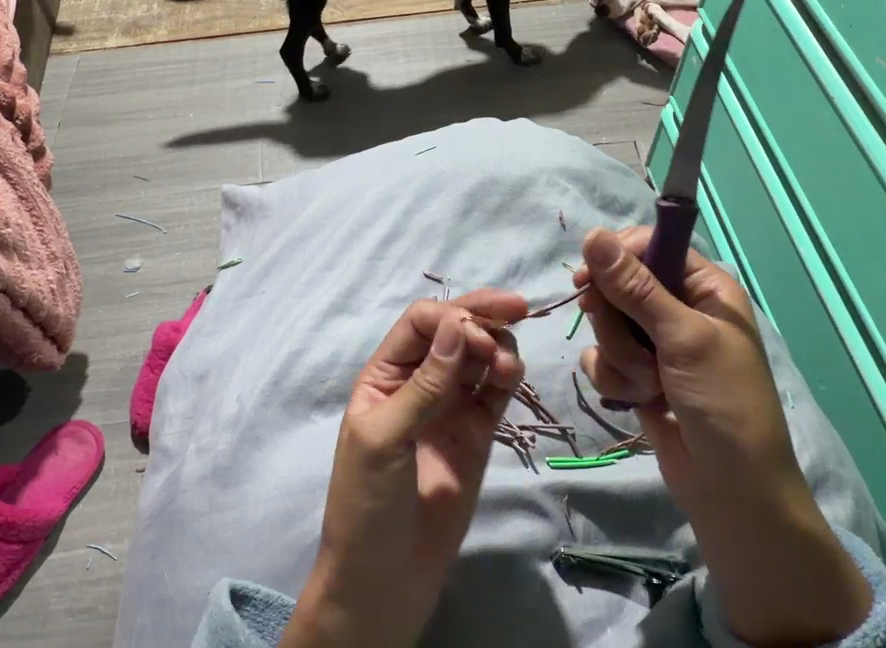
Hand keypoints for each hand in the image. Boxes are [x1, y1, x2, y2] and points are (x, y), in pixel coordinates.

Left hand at [282, 291, 527, 647]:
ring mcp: (450, 407)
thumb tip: (458, 327)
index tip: (476, 329)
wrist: (385, 578)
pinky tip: (512, 375)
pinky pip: (495, 391)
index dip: (450, 317)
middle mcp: (419, 382)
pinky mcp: (477, 434)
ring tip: (506, 368)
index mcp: (385, 375)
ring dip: (498, 346)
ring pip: (480, 356)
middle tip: (518, 308)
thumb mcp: (384, 439)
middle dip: (483, 315)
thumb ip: (424, 385)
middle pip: (455, 331)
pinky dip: (507, 375)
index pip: (420, 323)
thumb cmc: (366, 504)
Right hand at [575, 228, 870, 645]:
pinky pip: (602, 359)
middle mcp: (679, 308)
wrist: (731, 491)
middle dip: (618, 323)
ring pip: (605, 326)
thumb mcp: (683, 339)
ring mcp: (656, 344)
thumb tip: (592, 235)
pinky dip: (614, 380)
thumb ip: (634, 287)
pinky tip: (637, 400)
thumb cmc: (723, 404)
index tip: (586, 281)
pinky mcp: (637, 374)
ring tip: (651, 386)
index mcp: (705, 287)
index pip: (648, 246)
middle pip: (617, 286)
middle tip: (639, 350)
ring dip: (621, 359)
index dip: (614, 260)